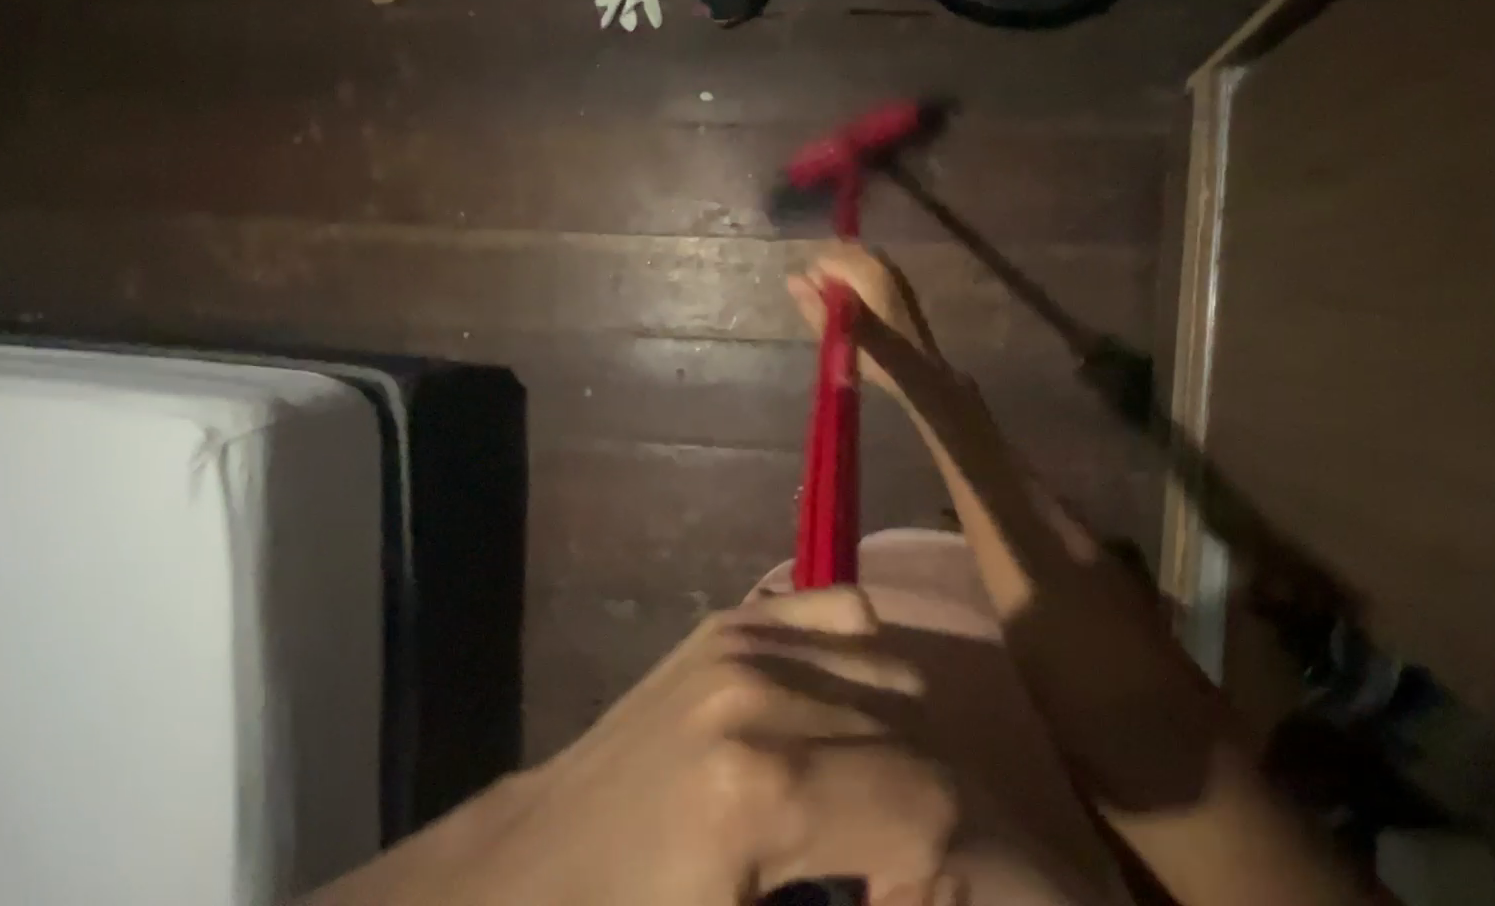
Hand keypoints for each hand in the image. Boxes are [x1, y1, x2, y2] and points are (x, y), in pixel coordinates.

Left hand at [304, 587, 959, 905]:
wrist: (514, 883)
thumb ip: (865, 888)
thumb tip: (939, 865)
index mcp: (761, 787)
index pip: (929, 806)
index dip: (981, 863)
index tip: (981, 888)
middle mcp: (759, 685)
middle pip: (919, 736)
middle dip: (951, 812)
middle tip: (934, 863)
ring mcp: (742, 639)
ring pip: (894, 673)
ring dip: (911, 743)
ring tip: (883, 807)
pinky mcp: (726, 624)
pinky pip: (844, 616)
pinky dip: (871, 666)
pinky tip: (851, 723)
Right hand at [788, 245, 949, 401]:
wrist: (922, 372)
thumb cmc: (879, 358)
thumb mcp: (839, 337)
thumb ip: (815, 305)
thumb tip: (792, 279)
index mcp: (869, 273)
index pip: (827, 257)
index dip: (816, 278)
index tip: (818, 303)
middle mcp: (883, 264)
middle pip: (843, 250)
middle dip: (829, 272)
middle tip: (827, 304)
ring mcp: (895, 271)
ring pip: (857, 257)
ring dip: (843, 274)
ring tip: (841, 306)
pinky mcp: (901, 282)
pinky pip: (870, 267)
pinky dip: (857, 278)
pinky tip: (857, 305)